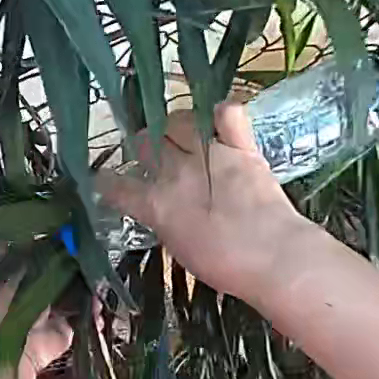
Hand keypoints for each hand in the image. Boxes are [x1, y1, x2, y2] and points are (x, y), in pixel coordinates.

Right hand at [98, 102, 319, 304]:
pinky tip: (216, 119)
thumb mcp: (179, 249)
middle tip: (148, 157)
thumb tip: (161, 209)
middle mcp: (176, 171)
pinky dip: (220, 113)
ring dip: (171, 126)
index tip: (104, 182)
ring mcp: (211, 154)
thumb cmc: (224, 265)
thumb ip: (164, 221)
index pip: (116, 185)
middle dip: (141, 148)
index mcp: (156, 203)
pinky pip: (228, 115)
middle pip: (146, 143)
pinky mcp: (243, 148)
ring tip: (175, 134)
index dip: (106, 182)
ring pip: (178, 121)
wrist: (274, 257)